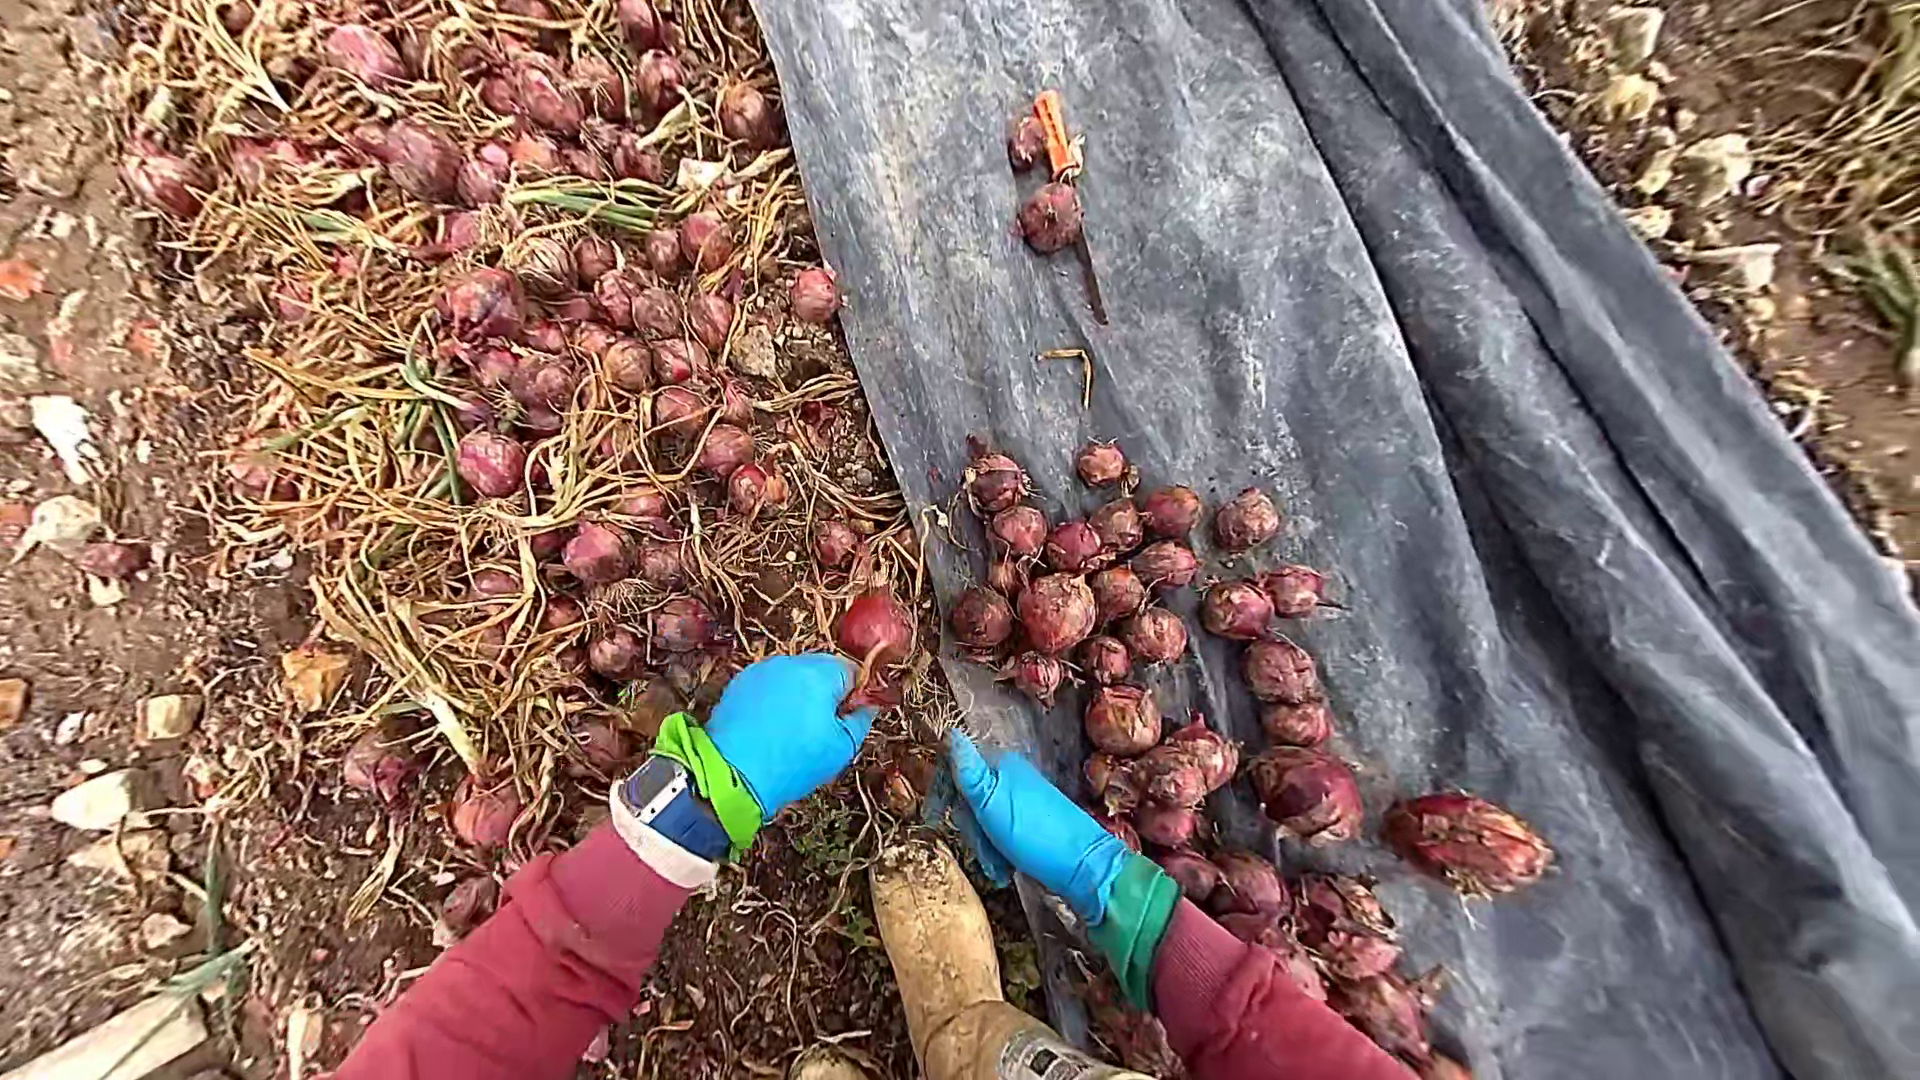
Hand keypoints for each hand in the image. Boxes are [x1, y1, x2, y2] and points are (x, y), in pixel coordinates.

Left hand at [707, 653, 874, 820]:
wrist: (732, 776)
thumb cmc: (792, 762)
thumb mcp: (842, 747)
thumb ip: (862, 719)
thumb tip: (867, 705)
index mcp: (820, 673)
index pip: (853, 670)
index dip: (855, 695)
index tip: (847, 719)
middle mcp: (791, 662)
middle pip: (824, 669)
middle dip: (828, 692)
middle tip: (823, 727)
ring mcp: (763, 670)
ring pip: (796, 675)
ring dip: (801, 693)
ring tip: (794, 729)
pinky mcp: (741, 682)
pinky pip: (771, 683)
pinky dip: (776, 698)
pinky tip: (772, 725)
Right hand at [946, 729, 1130, 921]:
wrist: (1082, 866)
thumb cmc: (1032, 833)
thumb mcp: (990, 802)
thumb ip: (967, 770)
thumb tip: (949, 730)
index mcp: (999, 764)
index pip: (956, 765)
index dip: (941, 791)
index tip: (932, 818)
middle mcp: (1009, 776)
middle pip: (968, 796)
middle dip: (969, 827)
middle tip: (980, 848)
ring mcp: (1020, 798)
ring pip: (982, 818)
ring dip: (984, 845)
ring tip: (996, 866)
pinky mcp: (1028, 821)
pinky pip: (999, 832)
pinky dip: (997, 852)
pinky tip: (1005, 868)